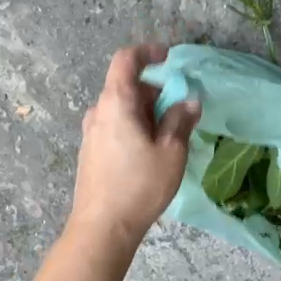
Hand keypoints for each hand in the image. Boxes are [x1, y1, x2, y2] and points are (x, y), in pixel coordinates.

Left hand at [67, 44, 200, 246]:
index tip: (168, 58)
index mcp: (116, 102)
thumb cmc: (139, 186)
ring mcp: (91, 132)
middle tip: (180, 114)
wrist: (102, 228)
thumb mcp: (171, 152)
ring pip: (123, 108)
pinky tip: (149, 155)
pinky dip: (135, 127)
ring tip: (168, 140)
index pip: (126, 60)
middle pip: (128, 86)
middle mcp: (99, 111)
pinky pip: (115, 125)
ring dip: (146, 113)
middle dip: (156, 93)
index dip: (148, 52)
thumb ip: (180, 120)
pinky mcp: (91, 151)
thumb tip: (189, 101)